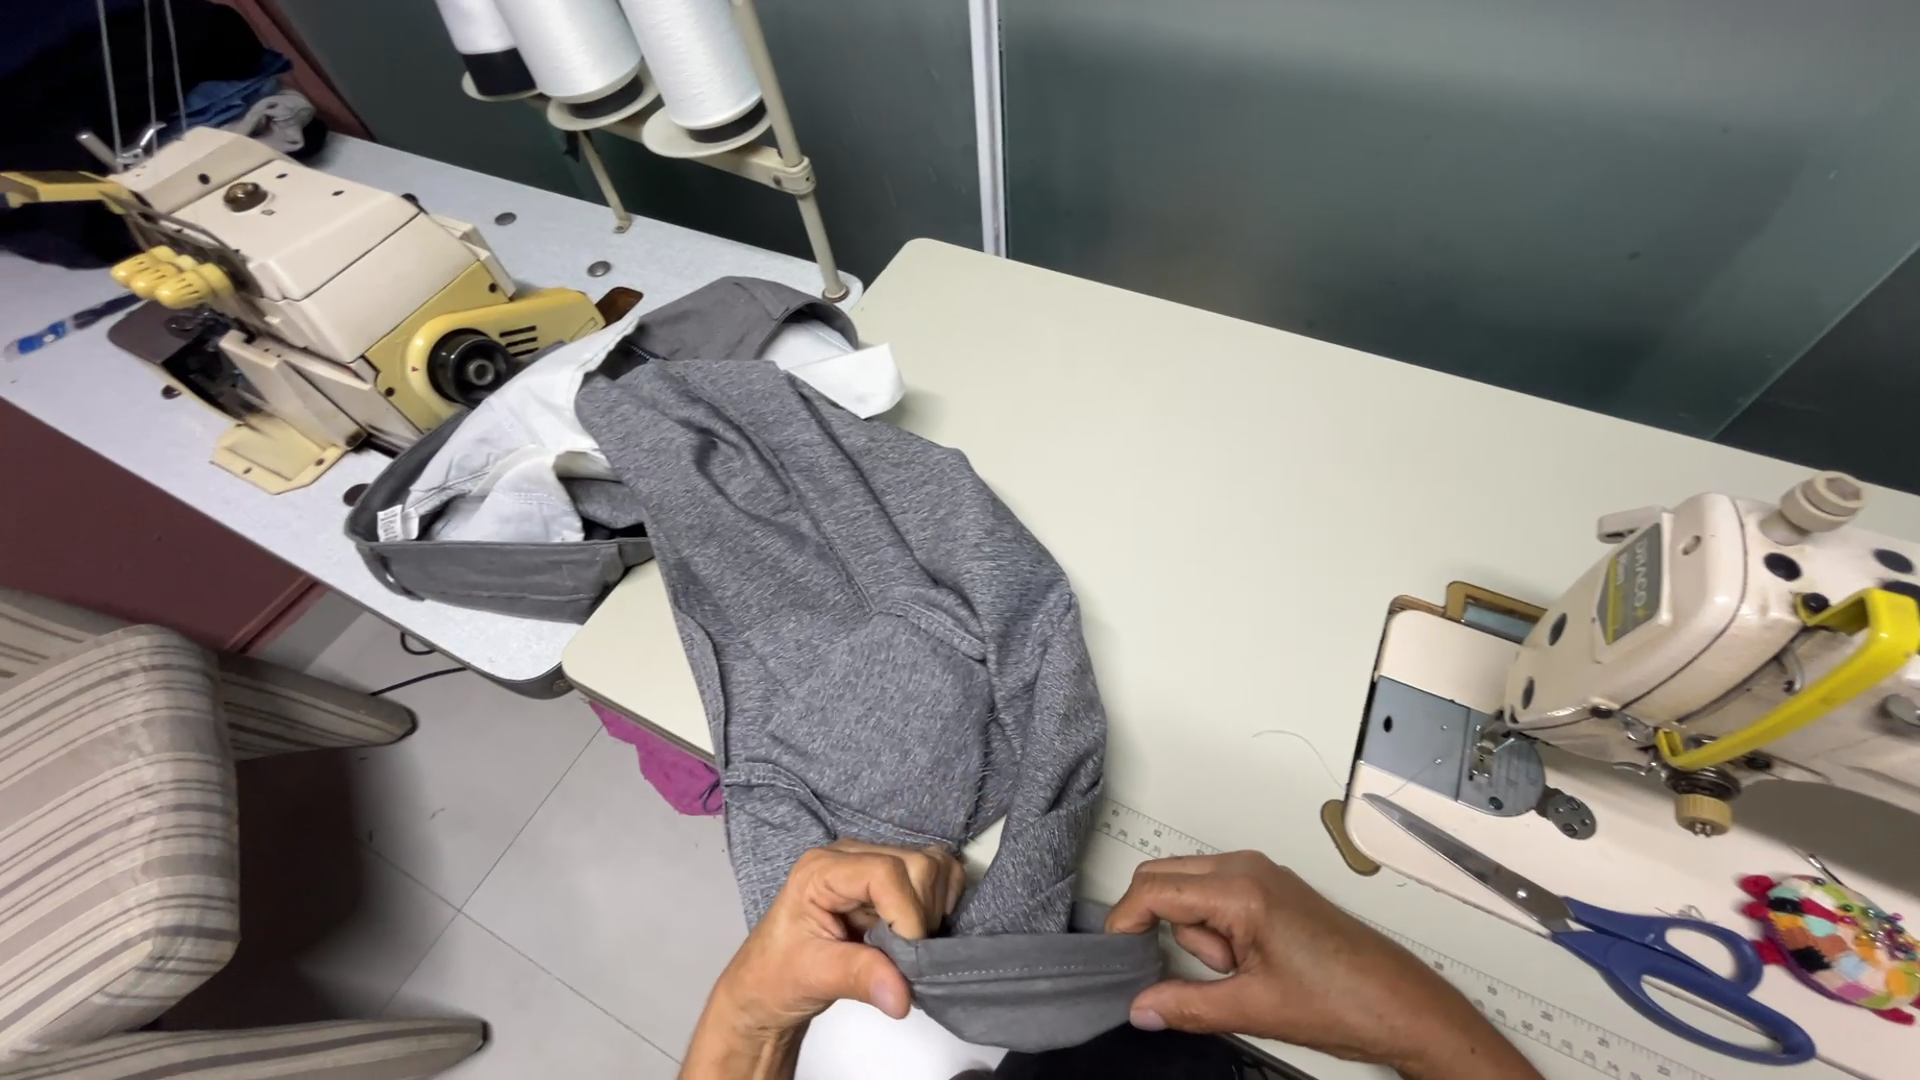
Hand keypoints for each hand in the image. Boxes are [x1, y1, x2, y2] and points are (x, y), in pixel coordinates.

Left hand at [681, 840, 963, 1079]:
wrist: (769, 982)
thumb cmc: (778, 973)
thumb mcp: (811, 976)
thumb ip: (858, 978)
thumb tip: (902, 994)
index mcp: (823, 870)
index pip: (885, 873)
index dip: (906, 915)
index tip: (907, 958)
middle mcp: (852, 854)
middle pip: (917, 865)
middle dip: (921, 916)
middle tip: (901, 956)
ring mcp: (874, 860)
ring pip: (933, 865)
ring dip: (932, 910)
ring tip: (904, 945)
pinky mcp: (892, 875)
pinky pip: (938, 872)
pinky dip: (940, 902)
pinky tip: (916, 931)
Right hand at [1106, 852, 1541, 1079]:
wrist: (1406, 1006)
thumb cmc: (1343, 1002)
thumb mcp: (1254, 1009)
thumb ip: (1187, 1005)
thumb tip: (1140, 1008)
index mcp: (1238, 889)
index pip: (1155, 889)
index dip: (1126, 920)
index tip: (1115, 955)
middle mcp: (1245, 866)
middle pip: (1164, 875)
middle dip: (1159, 922)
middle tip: (1180, 970)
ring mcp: (1258, 870)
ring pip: (1188, 884)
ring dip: (1193, 926)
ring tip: (1235, 971)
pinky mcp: (1268, 883)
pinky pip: (1213, 890)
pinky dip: (1211, 921)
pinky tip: (1243, 958)